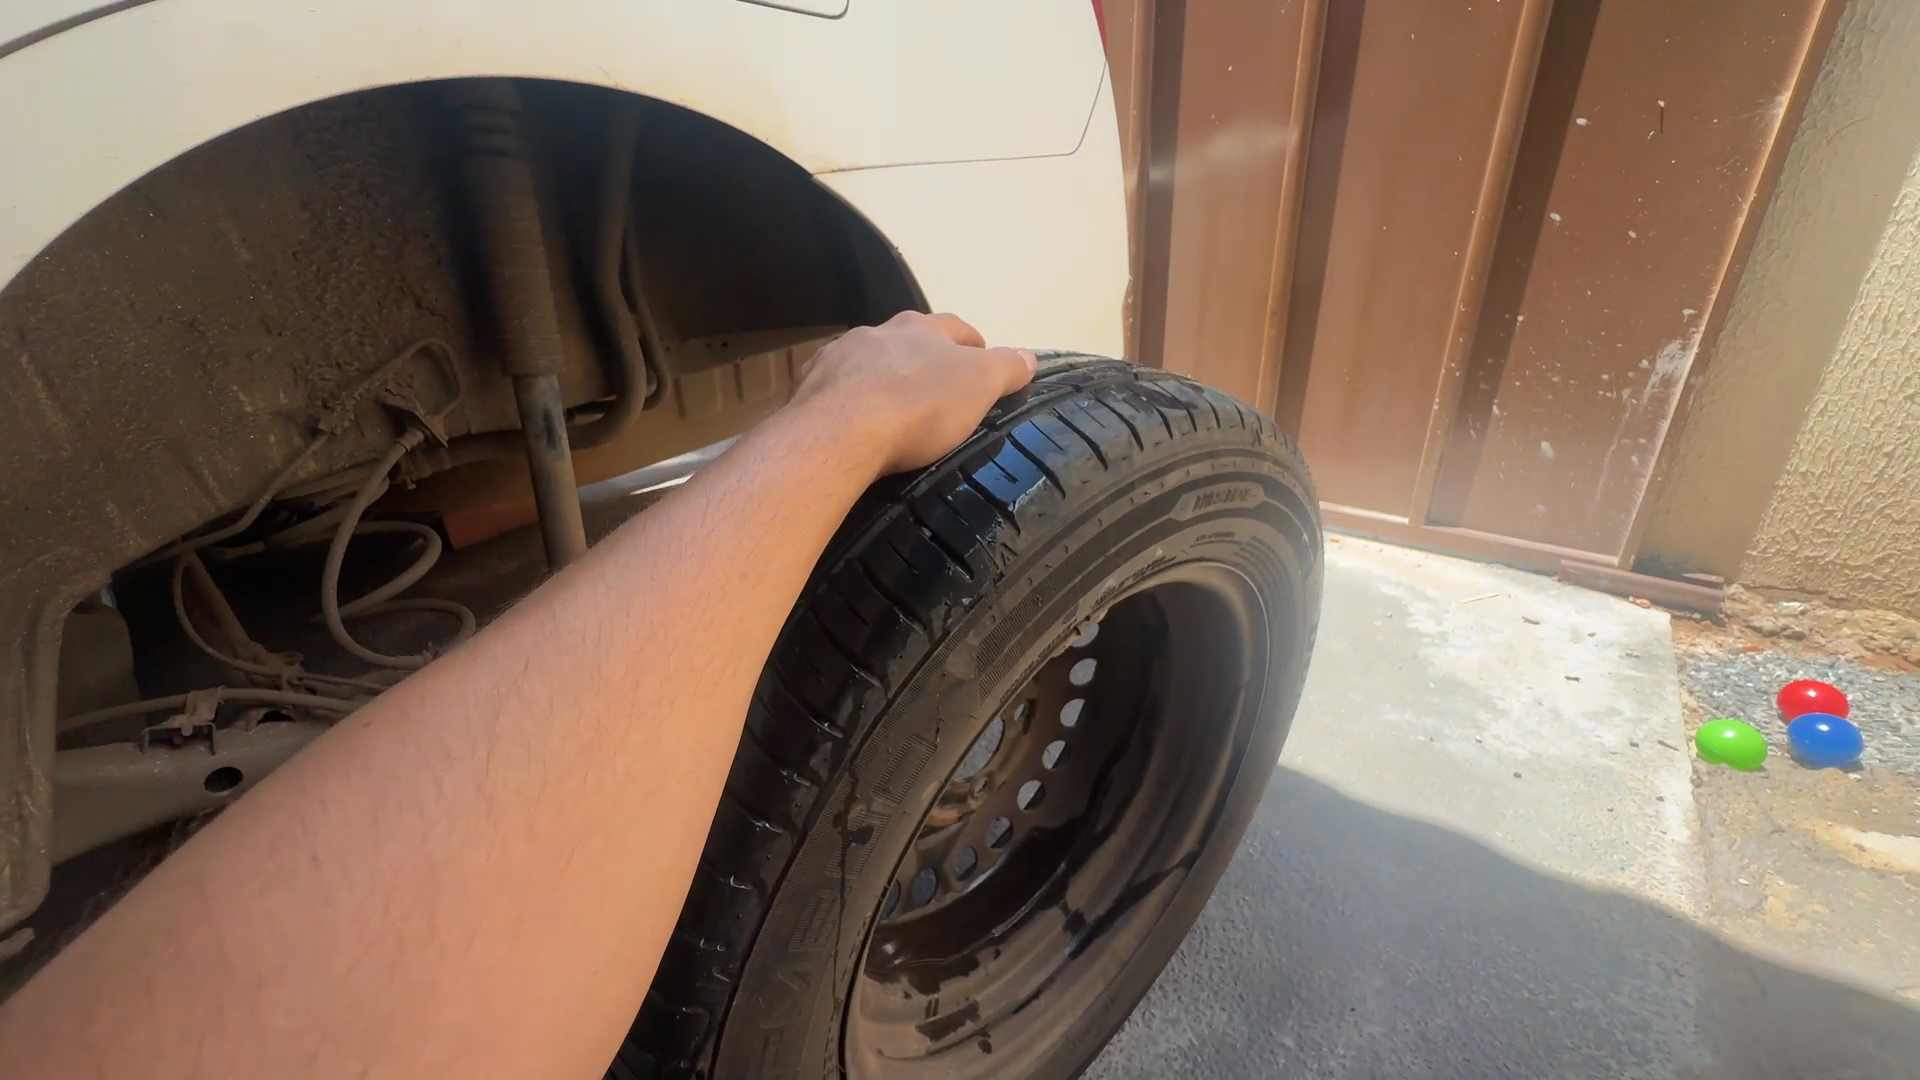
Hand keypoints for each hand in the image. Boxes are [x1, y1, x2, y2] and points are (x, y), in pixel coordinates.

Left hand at [790, 311, 1037, 476]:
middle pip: (909, 339)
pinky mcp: (809, 386)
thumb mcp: (978, 387)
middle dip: (924, 357)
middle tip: (937, 387)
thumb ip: (1005, 368)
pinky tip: (852, 420)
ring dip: (882, 375)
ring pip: (868, 360)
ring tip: (891, 406)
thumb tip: (1030, 355)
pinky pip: (835, 386)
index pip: (957, 328)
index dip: (973, 345)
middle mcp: (878, 332)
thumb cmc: (918, 407)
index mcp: (922, 329)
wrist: (838, 433)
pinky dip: (848, 398)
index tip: (981, 365)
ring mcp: (839, 357)